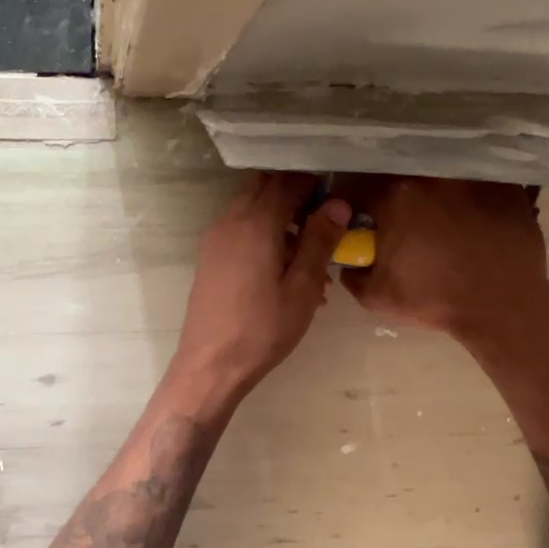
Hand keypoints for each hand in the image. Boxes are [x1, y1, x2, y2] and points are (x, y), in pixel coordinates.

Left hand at [171, 173, 351, 392]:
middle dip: (295, 198)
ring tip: (311, 260)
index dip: (314, 184)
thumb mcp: (302, 287)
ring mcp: (215, 241)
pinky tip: (287, 276)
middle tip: (324, 225)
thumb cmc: (262, 329)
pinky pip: (241, 234)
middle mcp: (229, 222)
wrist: (210, 366)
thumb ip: (320, 241)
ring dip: (281, 222)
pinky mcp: (210, 260)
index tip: (337, 198)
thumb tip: (338, 203)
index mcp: (254, 223)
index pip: (286, 181)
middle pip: (264, 189)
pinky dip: (264, 239)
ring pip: (251, 212)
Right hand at [340, 178, 548, 342]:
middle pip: (400, 180)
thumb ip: (353, 273)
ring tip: (439, 225)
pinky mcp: (505, 187)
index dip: (352, 206)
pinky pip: (476, 187)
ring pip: (440, 181)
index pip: (356, 188)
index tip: (357, 222)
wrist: (502, 306)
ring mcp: (472, 178)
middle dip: (394, 200)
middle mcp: (432, 176)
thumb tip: (351, 261)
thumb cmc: (434, 300)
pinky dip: (468, 201)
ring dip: (432, 197)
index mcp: (395, 196)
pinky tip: (472, 224)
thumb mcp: (375, 297)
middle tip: (400, 226)